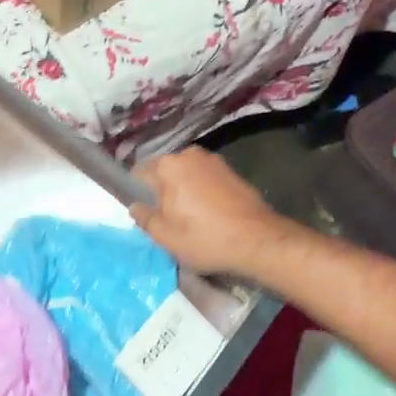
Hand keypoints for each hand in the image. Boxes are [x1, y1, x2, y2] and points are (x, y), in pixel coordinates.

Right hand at [131, 145, 291, 276]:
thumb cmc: (206, 238)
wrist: (259, 240)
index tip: (147, 212)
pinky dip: (204, 191)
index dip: (139, 194)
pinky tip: (212, 212)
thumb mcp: (166, 237)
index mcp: (167, 166)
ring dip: (185, 189)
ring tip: (193, 216)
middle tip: (170, 218)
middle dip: (163, 190)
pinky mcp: (231, 170)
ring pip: (186, 174)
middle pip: (164, 172)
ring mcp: (212, 160)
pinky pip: (206, 178)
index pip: (138, 174)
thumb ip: (144, 218)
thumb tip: (136, 207)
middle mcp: (187, 155)